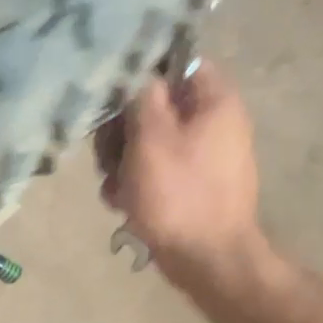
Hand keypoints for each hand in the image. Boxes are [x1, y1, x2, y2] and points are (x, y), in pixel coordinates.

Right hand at [101, 62, 263, 267]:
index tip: (113, 98)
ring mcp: (203, 156)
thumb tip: (137, 73)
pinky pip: (156, 170)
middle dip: (123, 131)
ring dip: (123, 162)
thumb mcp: (151, 139)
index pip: (176, 61)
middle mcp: (214, 121)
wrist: (208, 260)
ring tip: (115, 187)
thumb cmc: (179, 195)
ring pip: (148, 141)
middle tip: (107, 155)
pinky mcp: (191, 185)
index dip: (141, 74)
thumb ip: (142, 97)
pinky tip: (123, 203)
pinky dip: (136, 184)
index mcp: (215, 100)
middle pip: (155, 105)